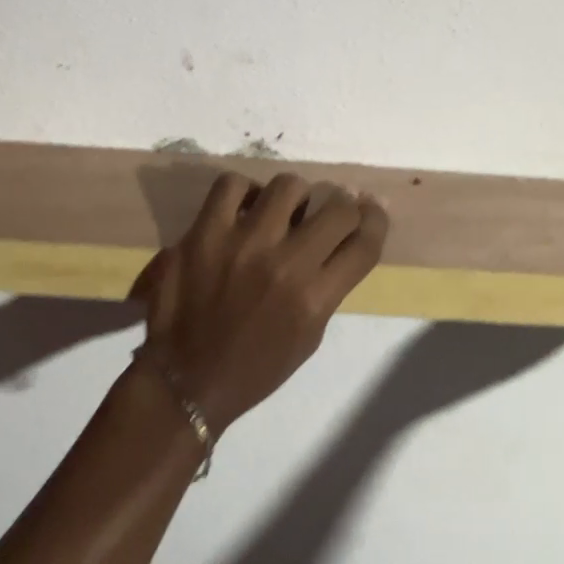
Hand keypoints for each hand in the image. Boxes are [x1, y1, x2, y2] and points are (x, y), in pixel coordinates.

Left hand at [133, 172, 389, 431]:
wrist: (187, 379)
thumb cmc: (253, 366)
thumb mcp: (307, 335)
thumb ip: (325, 287)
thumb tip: (341, 240)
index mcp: (314, 299)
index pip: (364, 243)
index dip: (376, 220)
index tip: (372, 210)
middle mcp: (285, 264)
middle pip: (337, 208)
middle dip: (341, 205)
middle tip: (329, 208)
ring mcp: (243, 243)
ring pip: (288, 185)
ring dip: (293, 196)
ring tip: (282, 209)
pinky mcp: (204, 233)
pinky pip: (232, 185)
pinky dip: (242, 191)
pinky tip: (242, 208)